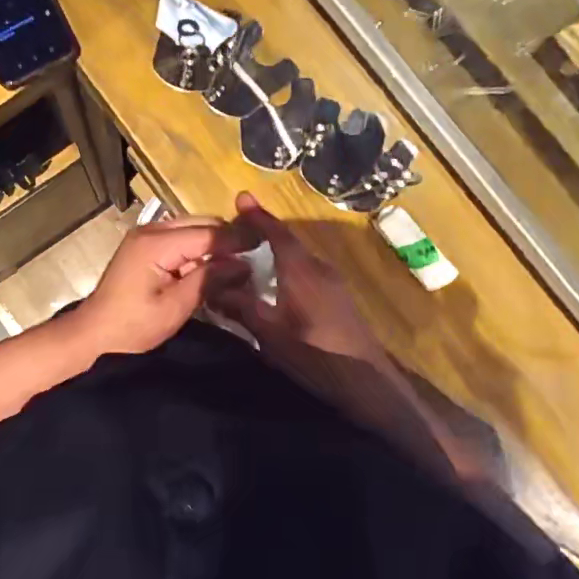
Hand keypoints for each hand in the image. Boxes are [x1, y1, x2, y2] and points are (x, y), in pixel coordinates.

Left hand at [71, 217, 248, 355]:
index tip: (266, 243)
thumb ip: (209, 279)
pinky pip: (179, 238)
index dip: (238, 238)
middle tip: (255, 255)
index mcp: (156, 243)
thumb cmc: (133, 326)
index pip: (208, 233)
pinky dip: (198, 248)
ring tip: (238, 261)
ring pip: (192, 228)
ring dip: (214, 243)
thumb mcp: (175, 307)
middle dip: (228, 238)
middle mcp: (151, 230)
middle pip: (201, 224)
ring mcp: (145, 236)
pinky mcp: (144, 246)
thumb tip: (243, 264)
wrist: (93, 334)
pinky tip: (213, 265)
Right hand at [208, 192, 386, 366]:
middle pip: (288, 242)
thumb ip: (241, 307)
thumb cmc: (315, 354)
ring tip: (251, 257)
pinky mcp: (339, 298)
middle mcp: (319, 268)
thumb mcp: (270, 334)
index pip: (277, 233)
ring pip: (299, 258)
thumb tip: (212, 289)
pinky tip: (276, 285)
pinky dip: (288, 269)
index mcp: (301, 270)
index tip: (241, 197)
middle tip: (237, 231)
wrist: (366, 381)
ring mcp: (333, 282)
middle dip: (263, 233)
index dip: (258, 216)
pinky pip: (307, 272)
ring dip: (276, 253)